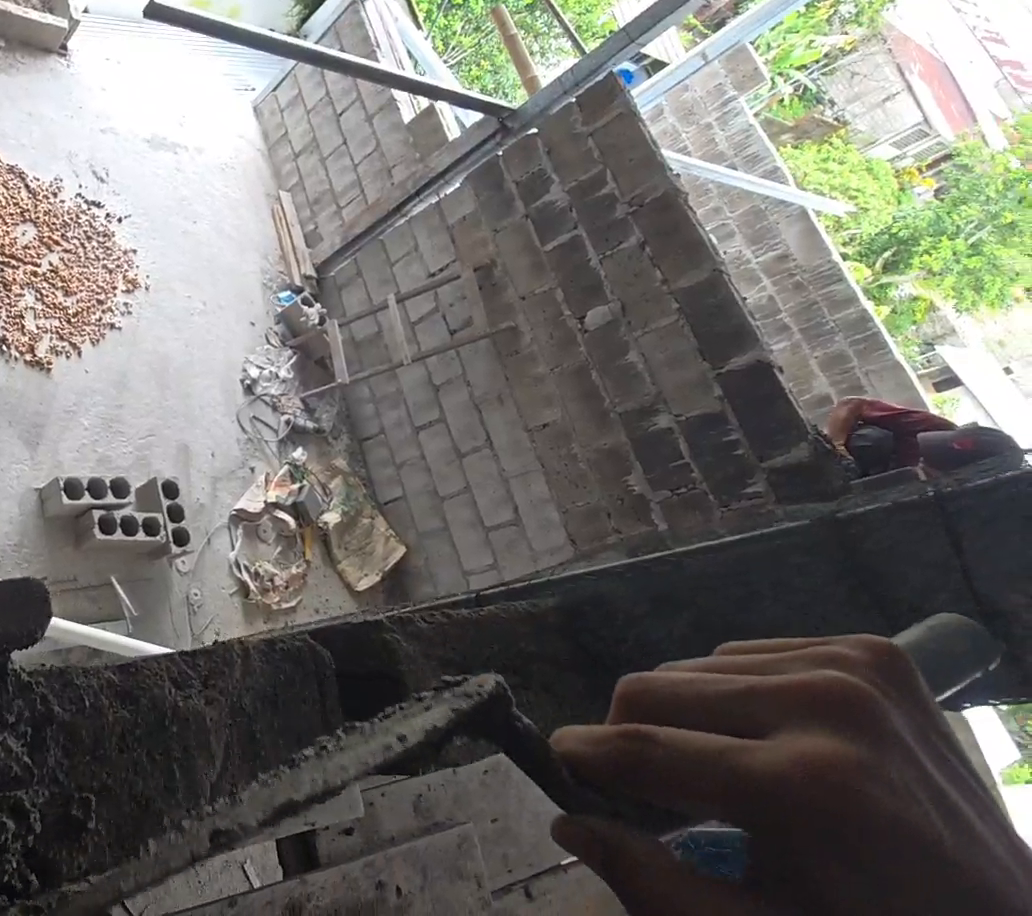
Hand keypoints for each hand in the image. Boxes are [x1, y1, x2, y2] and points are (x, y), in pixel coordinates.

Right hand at [550, 634, 1031, 915]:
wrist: (1015, 915)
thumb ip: (654, 884)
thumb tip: (566, 824)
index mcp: (806, 786)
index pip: (642, 747)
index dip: (582, 756)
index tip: (555, 765)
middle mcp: (826, 703)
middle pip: (652, 689)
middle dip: (631, 738)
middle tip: (651, 790)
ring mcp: (854, 668)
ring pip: (689, 669)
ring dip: (683, 718)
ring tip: (720, 770)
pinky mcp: (871, 651)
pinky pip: (739, 655)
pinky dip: (730, 696)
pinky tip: (767, 739)